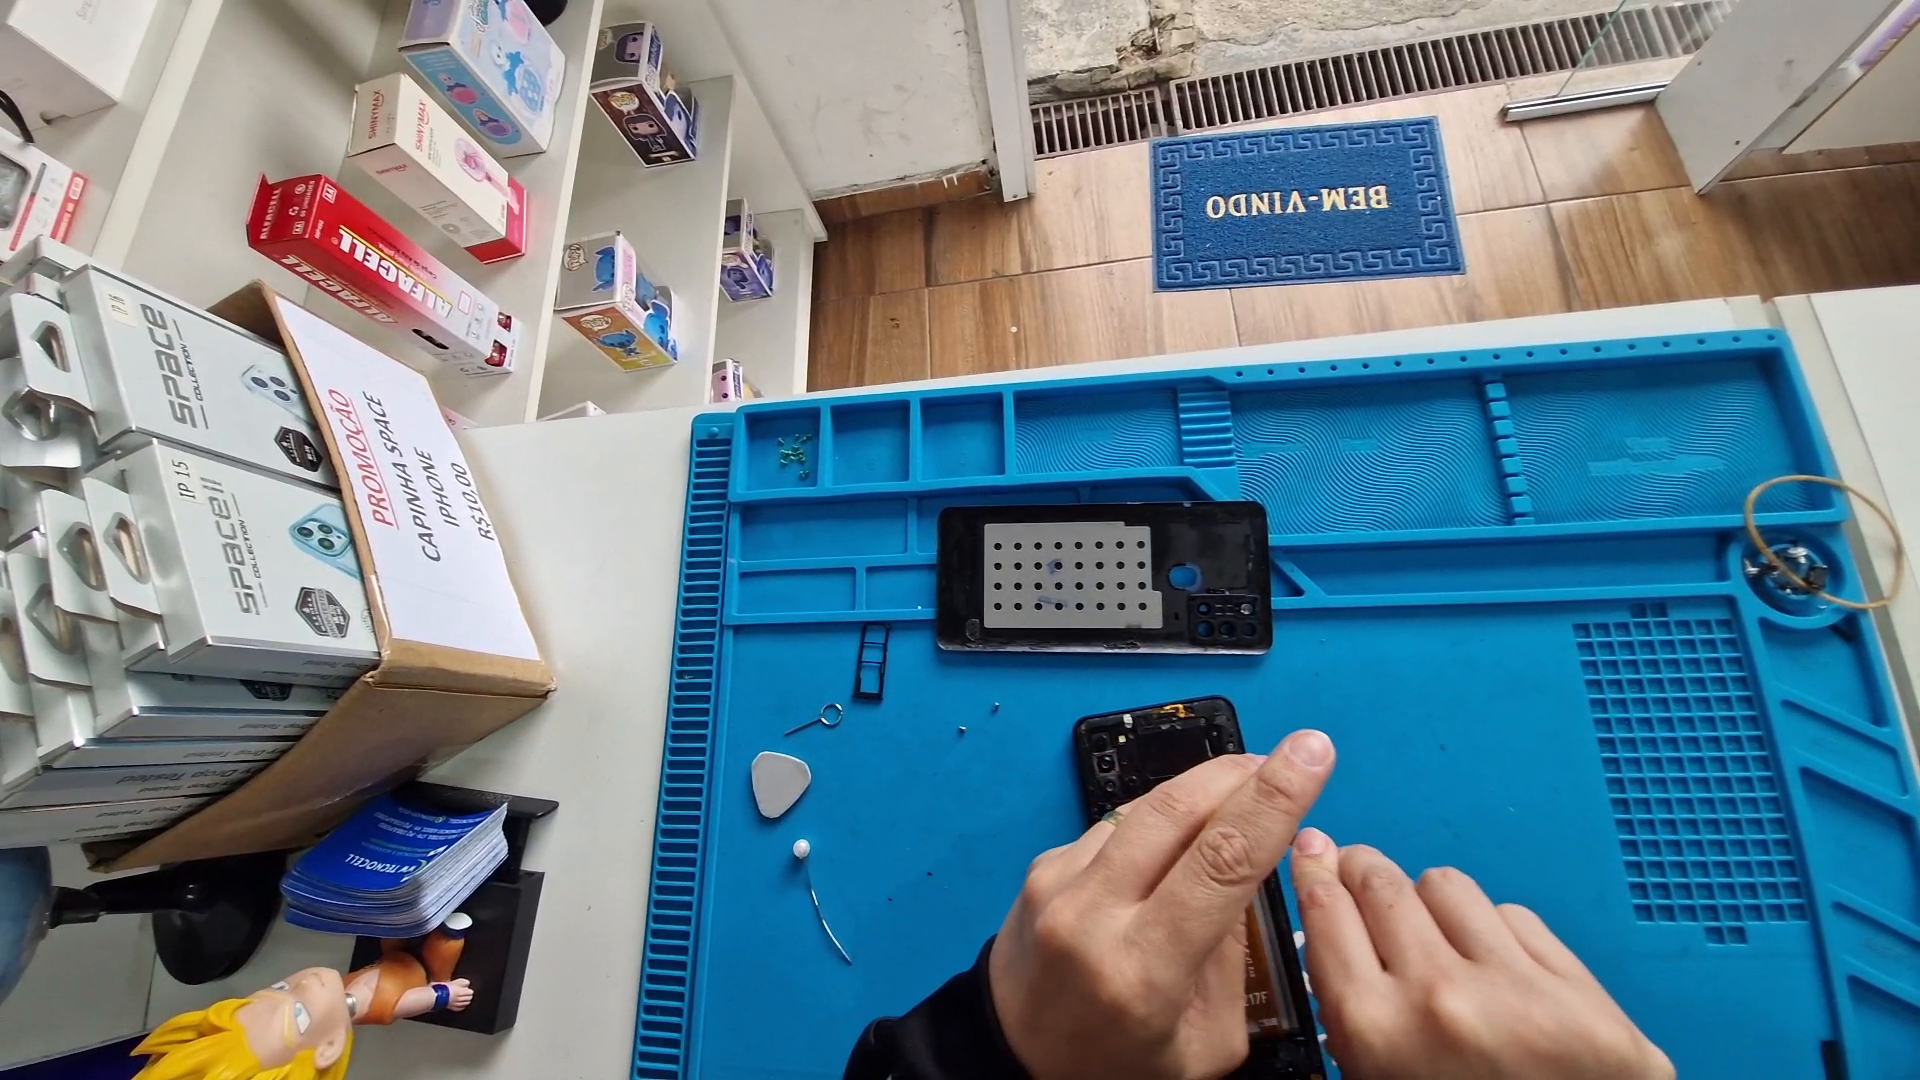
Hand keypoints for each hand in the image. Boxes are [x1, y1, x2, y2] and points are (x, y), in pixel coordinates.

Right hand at [445, 978, 474, 1011]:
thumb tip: (468, 984)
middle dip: (469, 996)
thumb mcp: (458, 981)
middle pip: (469, 998)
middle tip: (468, 994)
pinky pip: (459, 1009)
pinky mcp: (451, 1008)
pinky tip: (462, 1005)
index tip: (468, 990)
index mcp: (462, 992)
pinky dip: (462, 1007)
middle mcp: (459, 999)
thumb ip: (465, 982)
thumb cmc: (446, 987)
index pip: (470, 993)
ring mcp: (455, 1004)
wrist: (437, 995)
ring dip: (466, 1001)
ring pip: (465, 1004)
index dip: (470, 991)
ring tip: (466, 999)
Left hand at [989, 729, 1336, 1079]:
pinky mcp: (1045, 862)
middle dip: (1239, 773)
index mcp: (1142, 969)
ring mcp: (1059, 879)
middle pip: (1174, 812)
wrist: (1011, 1054)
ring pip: (1144, 809)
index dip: (1273, 801)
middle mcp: (1092, 911)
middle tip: (1286, 756)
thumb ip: (1234, 959)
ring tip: (1242, 787)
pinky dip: (1157, 820)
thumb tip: (1248, 872)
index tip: (1311, 754)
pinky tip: (1178, 832)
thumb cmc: (1117, 1062)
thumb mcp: (1204, 1044)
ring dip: (1200, 789)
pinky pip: (1115, 825)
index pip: (1220, 862)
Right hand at [1290, 831, 1672, 1079]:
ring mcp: (1520, 998)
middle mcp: (1439, 998)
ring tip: (1444, 944)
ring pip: (1445, 885)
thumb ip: (1342, 990)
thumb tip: (1324, 893)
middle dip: (1362, 869)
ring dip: (1433, 905)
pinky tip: (1506, 980)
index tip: (1314, 848)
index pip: (1324, 903)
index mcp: (1373, 1028)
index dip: (1314, 867)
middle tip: (1362, 875)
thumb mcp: (1368, 1072)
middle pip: (1379, 880)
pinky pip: (1516, 917)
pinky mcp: (1589, 1005)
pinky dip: (1499, 938)